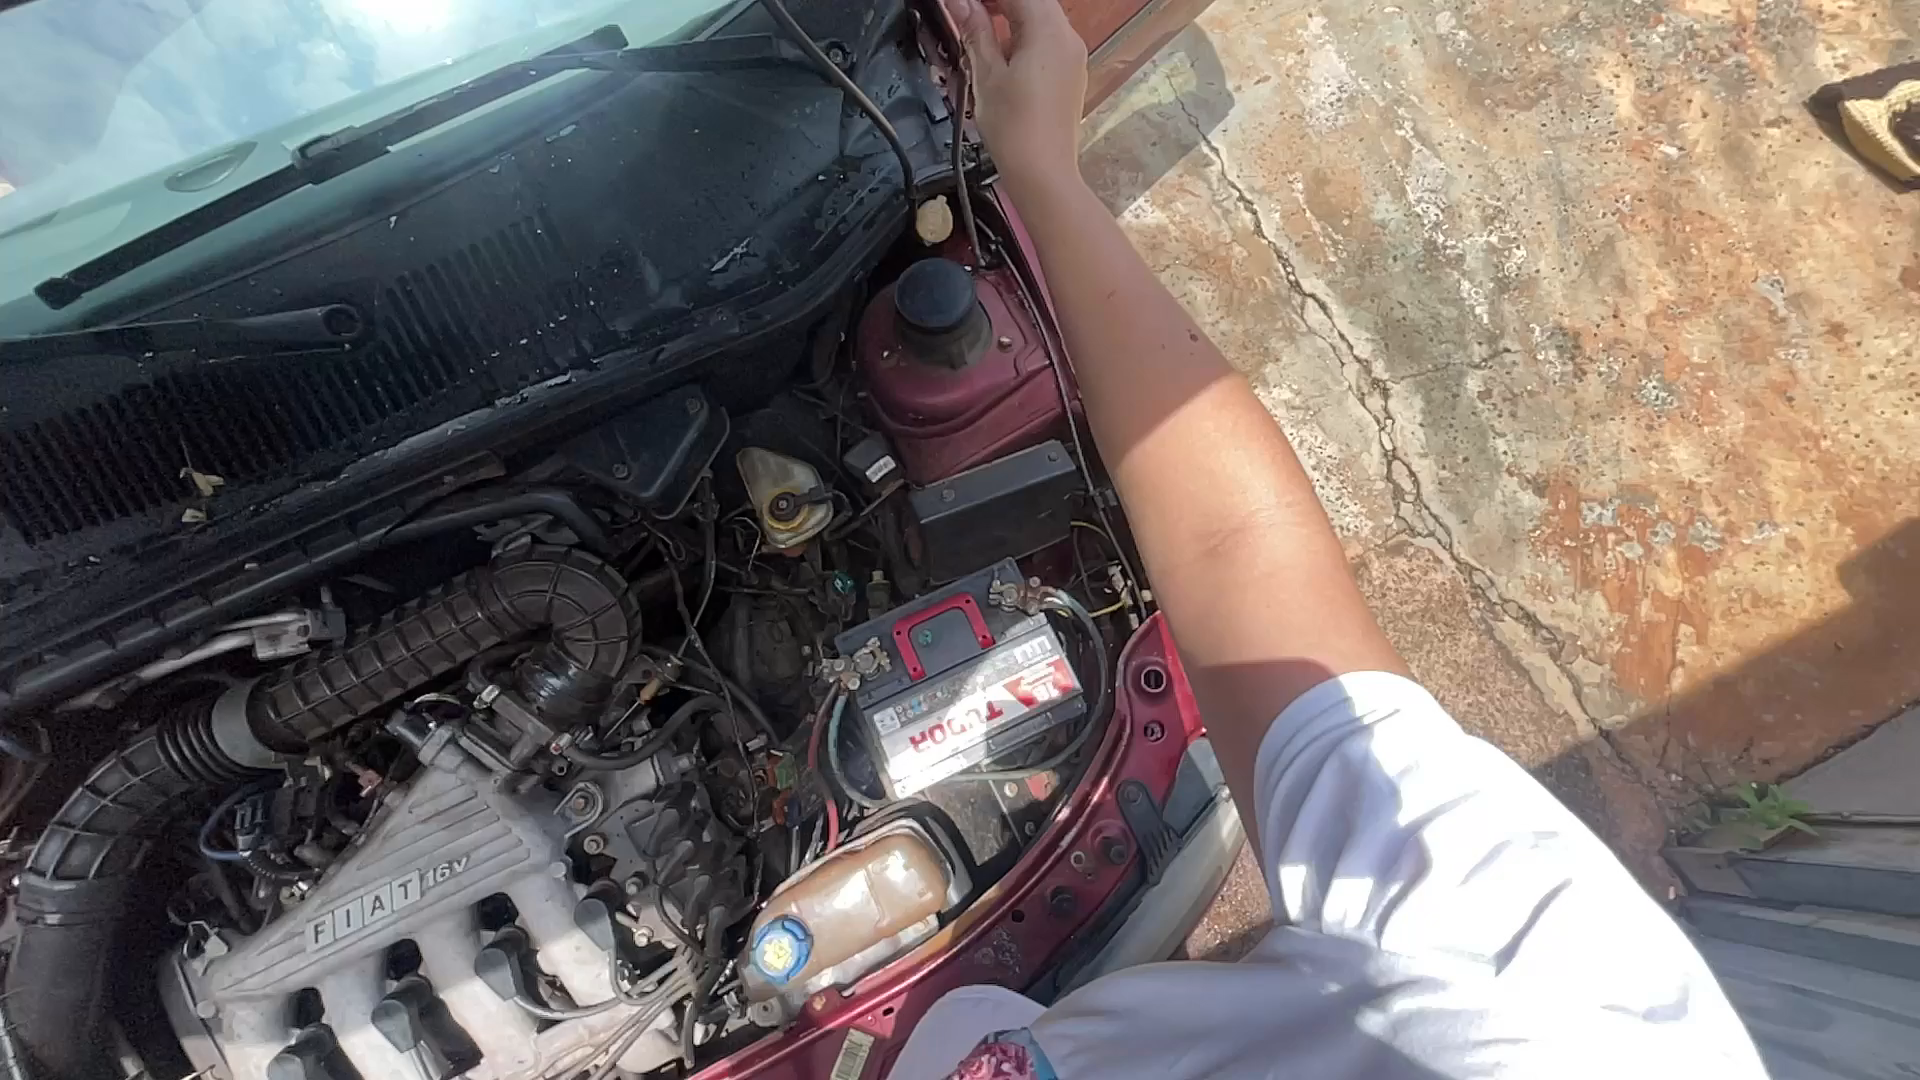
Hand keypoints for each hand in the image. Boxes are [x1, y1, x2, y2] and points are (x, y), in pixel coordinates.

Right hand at [943, 0, 1088, 195]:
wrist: (1043, 177)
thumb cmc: (1016, 133)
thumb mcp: (987, 77)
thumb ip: (975, 32)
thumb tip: (960, 2)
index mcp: (1048, 30)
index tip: (962, 6)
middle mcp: (1068, 39)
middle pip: (1030, 4)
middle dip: (996, 7)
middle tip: (966, 19)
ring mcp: (1073, 61)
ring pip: (1038, 25)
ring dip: (1008, 26)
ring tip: (980, 48)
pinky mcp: (1070, 81)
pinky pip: (1046, 49)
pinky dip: (1023, 47)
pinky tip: (1001, 69)